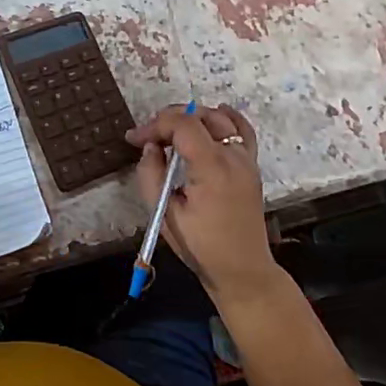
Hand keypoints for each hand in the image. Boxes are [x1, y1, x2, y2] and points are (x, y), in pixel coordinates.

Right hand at [124, 104, 279, 298]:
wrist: (243, 270)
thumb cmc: (201, 247)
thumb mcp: (165, 215)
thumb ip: (152, 174)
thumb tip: (151, 147)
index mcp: (212, 168)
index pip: (182, 125)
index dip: (155, 125)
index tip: (134, 139)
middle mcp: (233, 156)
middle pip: (200, 116)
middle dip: (169, 120)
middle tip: (148, 138)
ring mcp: (246, 159)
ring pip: (220, 118)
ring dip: (192, 118)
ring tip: (172, 133)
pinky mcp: (251, 166)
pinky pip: (243, 130)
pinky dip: (227, 118)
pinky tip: (215, 115)